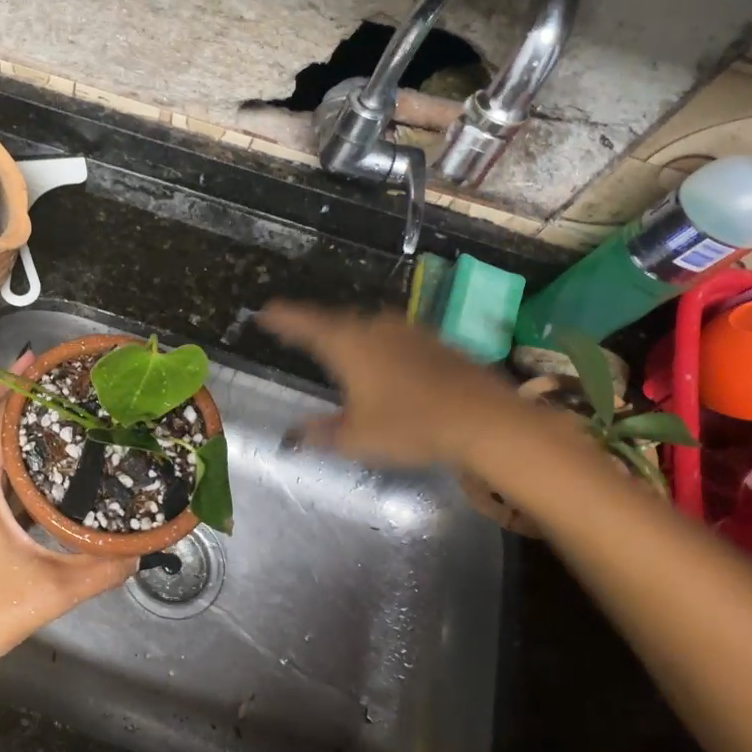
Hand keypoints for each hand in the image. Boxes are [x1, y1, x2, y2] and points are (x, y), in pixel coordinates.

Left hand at [0, 359, 137, 685]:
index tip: (37, 359)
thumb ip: (101, 570)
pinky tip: (46, 464)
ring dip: (12, 426)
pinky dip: (15, 460)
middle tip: (47, 373)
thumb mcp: (54, 590)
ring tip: (51, 408)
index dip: (13, 389)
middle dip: (11, 395)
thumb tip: (144, 550)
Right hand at [259, 301, 545, 469]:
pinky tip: (385, 367)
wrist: (486, 419)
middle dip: (317, 328)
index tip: (265, 312)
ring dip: (352, 337)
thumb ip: (321, 433)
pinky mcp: (436, 342)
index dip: (282, 319)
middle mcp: (373, 328)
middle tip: (299, 332)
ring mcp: (408, 332)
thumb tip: (294, 434)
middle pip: (336, 322)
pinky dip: (382, 348)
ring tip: (341, 349)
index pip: (304, 324)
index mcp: (346, 344)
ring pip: (368, 328)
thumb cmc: (411, 426)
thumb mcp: (357, 439)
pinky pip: (395, 339)